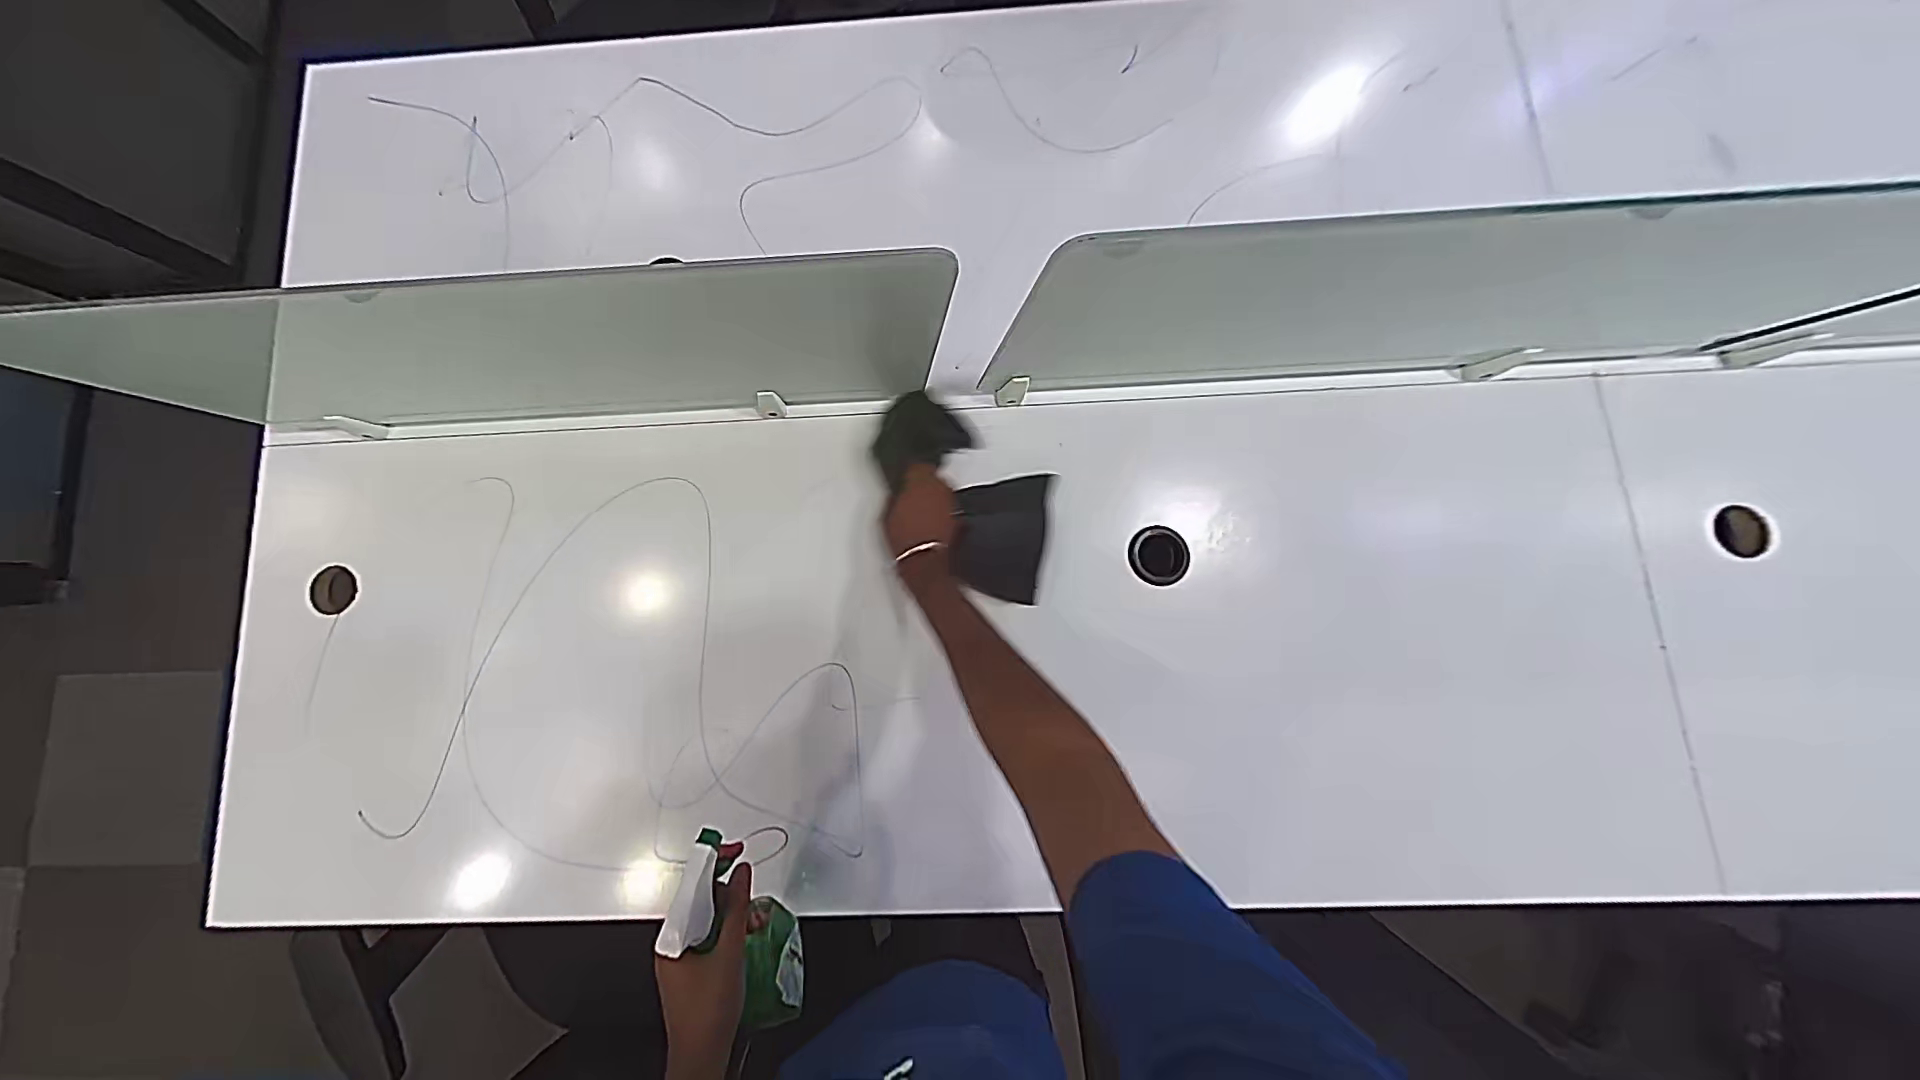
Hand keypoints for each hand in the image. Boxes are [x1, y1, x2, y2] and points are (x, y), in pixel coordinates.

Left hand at [656, 849, 765, 1079]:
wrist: (702, 1057)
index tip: (733, 848)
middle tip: (752, 901)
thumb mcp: (730, 951)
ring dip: (734, 915)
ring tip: (754, 924)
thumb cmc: (710, 1010)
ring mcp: (682, 956)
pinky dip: (730, 931)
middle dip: (731, 896)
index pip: (693, 888)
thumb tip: (742, 872)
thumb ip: (737, 907)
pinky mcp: (692, 967)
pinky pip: (711, 936)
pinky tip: (747, 937)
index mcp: (671, 937)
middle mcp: (672, 943)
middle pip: (703, 902)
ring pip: (710, 919)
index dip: (714, 864)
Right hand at [883, 464, 957, 580]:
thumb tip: (896, 495)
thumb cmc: (904, 539)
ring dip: (933, 495)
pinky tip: (931, 519)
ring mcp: (950, 501)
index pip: (917, 466)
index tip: (905, 477)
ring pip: (942, 489)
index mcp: (918, 481)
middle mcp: (938, 487)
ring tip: (921, 509)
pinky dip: (941, 509)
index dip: (910, 472)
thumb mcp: (887, 516)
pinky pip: (948, 505)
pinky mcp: (958, 515)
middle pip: (932, 476)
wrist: (924, 561)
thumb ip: (894, 498)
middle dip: (923, 482)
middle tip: (912, 494)